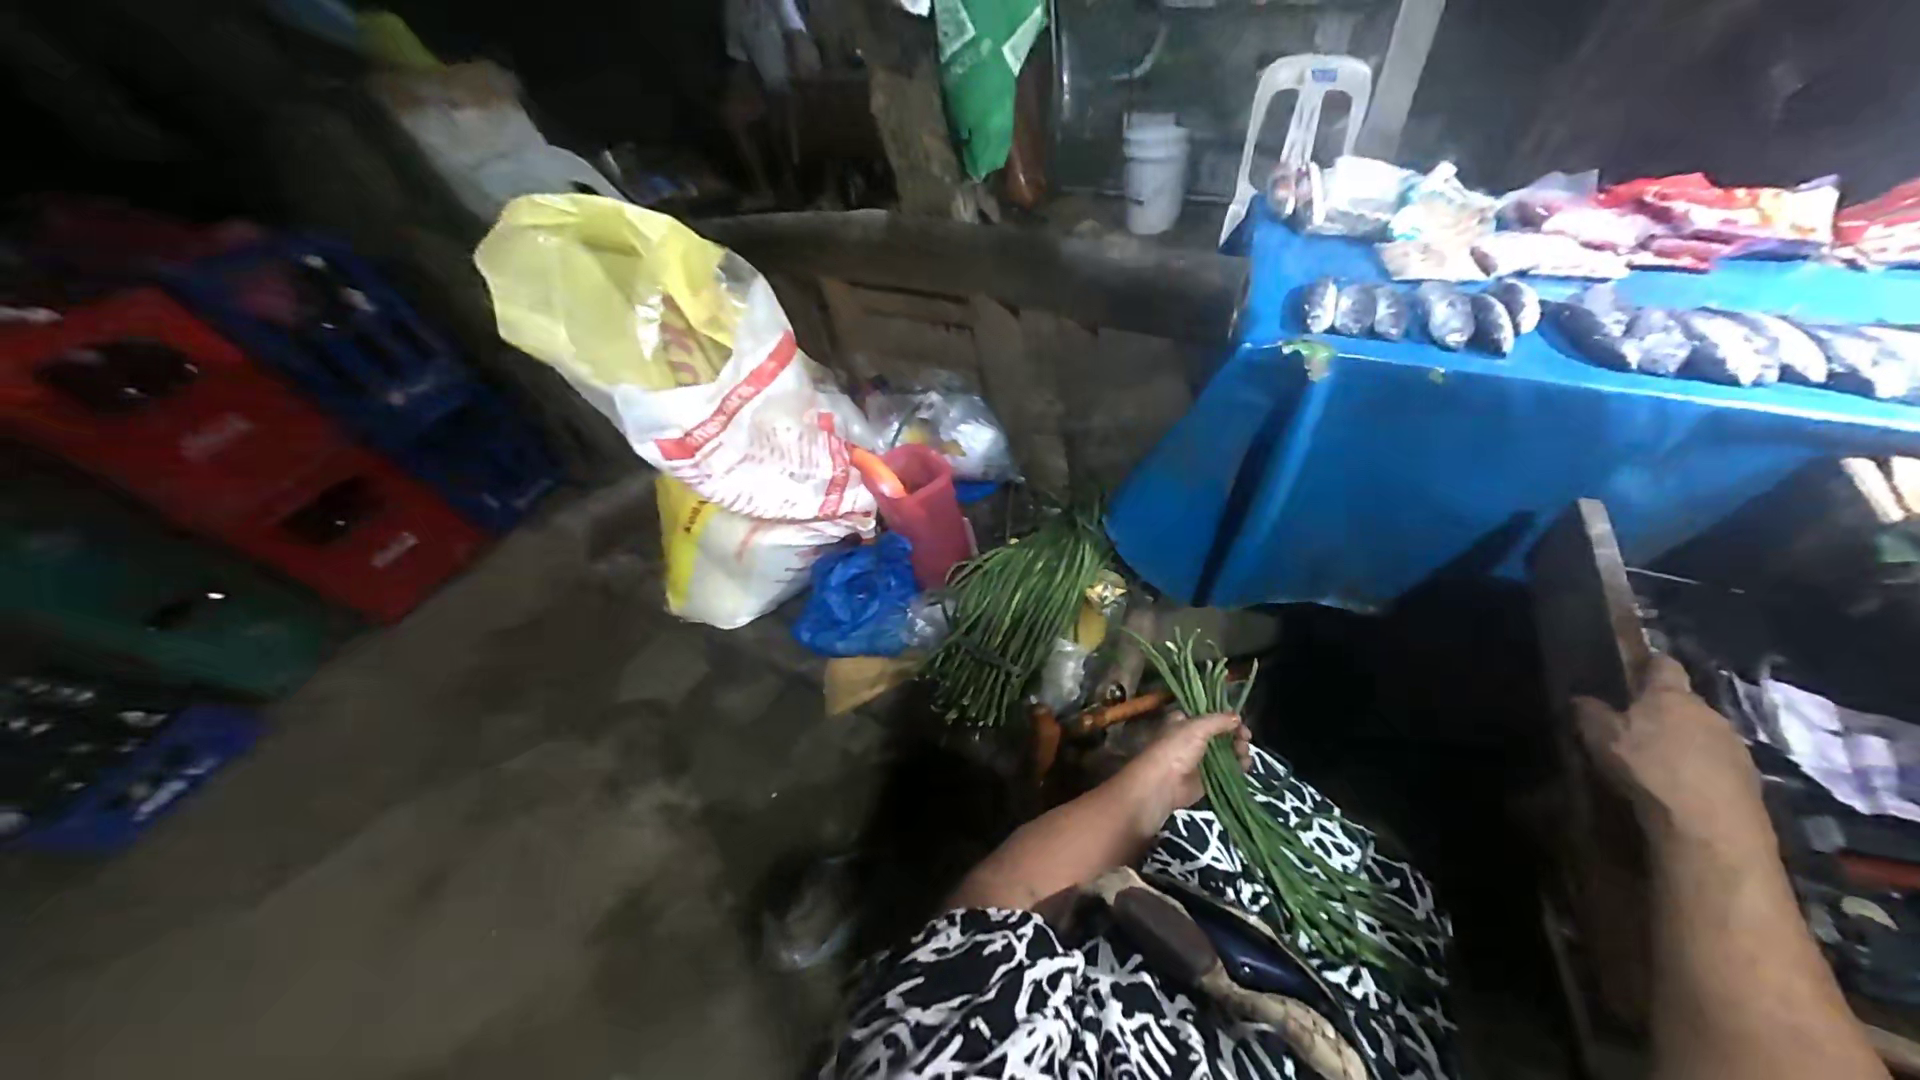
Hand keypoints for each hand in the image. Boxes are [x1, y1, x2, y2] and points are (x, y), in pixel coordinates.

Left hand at [1111, 712, 1249, 840]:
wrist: (1164, 783)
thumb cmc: (1176, 748)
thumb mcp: (1196, 727)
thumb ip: (1218, 721)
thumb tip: (1237, 717)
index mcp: (1185, 721)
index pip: (1209, 715)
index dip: (1225, 717)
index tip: (1239, 720)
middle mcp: (1193, 738)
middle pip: (1221, 733)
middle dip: (1235, 734)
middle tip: (1245, 738)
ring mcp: (1201, 758)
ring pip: (1227, 751)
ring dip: (1239, 750)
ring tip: (1244, 752)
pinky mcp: (1209, 777)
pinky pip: (1228, 769)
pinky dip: (1239, 766)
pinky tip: (1245, 765)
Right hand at [1574, 654, 1769, 848]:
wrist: (1710, 825)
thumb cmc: (1648, 767)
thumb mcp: (1599, 735)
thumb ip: (1589, 711)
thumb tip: (1583, 698)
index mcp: (1671, 696)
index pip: (1664, 664)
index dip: (1649, 663)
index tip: (1633, 667)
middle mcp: (1709, 713)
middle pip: (1683, 702)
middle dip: (1661, 709)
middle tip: (1633, 723)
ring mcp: (1735, 746)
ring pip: (1701, 732)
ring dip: (1681, 738)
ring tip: (1655, 757)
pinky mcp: (1749, 778)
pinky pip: (1715, 761)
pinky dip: (1697, 765)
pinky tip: (1678, 782)